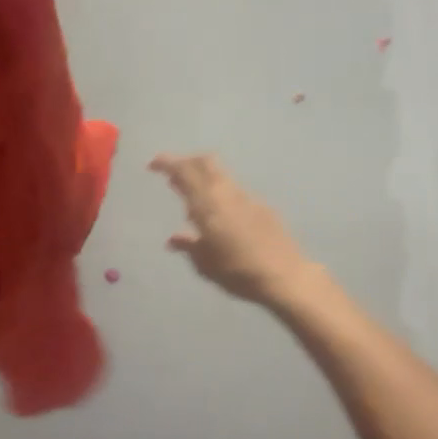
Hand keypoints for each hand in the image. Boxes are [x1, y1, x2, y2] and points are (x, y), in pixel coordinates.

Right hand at [150, 153, 316, 306]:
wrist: (283, 276)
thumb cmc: (238, 273)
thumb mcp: (205, 264)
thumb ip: (188, 246)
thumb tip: (173, 238)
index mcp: (208, 206)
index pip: (185, 172)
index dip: (168, 163)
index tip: (153, 164)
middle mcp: (226, 194)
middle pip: (204, 163)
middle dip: (186, 162)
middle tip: (172, 173)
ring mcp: (247, 198)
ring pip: (220, 174)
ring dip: (203, 177)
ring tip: (192, 196)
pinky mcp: (262, 206)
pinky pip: (234, 190)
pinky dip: (220, 192)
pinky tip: (218, 213)